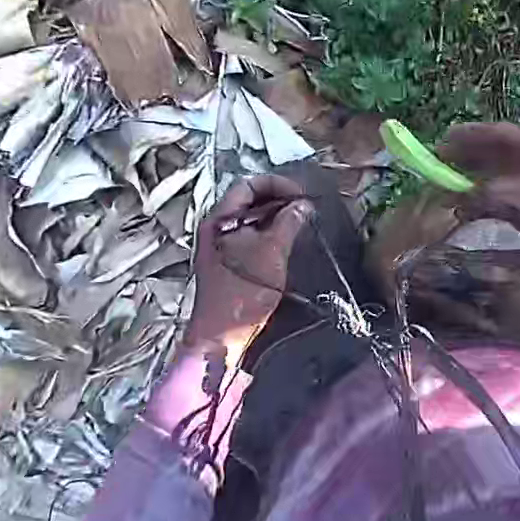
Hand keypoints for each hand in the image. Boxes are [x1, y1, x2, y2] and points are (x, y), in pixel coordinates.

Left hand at [186, 175, 313, 361]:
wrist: (219, 336)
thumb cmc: (242, 291)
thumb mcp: (272, 253)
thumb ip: (288, 223)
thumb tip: (303, 205)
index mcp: (220, 218)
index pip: (248, 184)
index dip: (277, 184)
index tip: (301, 195)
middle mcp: (216, 226)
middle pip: (248, 199)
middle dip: (277, 198)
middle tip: (303, 207)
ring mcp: (219, 245)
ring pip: (249, 218)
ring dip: (274, 216)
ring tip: (299, 221)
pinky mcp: (226, 262)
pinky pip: (249, 236)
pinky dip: (268, 232)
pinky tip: (286, 240)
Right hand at [438, 122, 519, 270]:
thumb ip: (482, 193)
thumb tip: (451, 197)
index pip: (494, 132)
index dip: (465, 136)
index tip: (438, 144)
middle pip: (492, 154)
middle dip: (463, 161)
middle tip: (436, 170)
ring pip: (496, 179)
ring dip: (471, 185)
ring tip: (446, 195)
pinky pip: (503, 202)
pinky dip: (483, 205)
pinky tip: (468, 214)